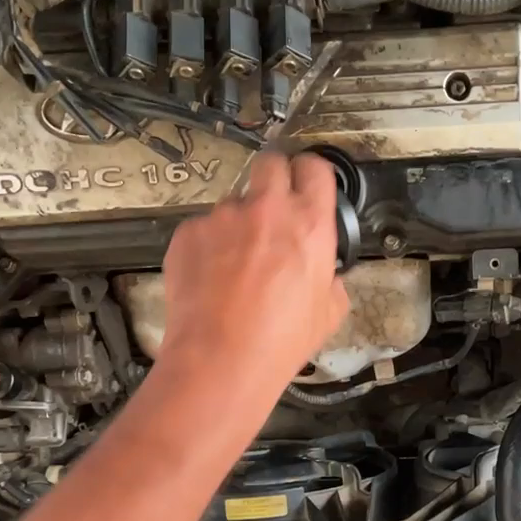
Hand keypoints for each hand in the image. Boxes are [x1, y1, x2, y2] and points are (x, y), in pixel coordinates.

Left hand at [158, 151, 348, 390]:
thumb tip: (325, 275)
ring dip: (238, 223)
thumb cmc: (279, 340)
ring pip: (233, 203)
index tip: (306, 184)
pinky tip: (213, 279)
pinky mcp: (189, 232)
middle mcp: (267, 209)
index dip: (311, 175)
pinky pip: (203, 228)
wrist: (223, 358)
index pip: (315, 168)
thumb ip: (331, 279)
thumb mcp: (329, 313)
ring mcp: (223, 217)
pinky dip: (209, 247)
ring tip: (237, 266)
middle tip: (272, 211)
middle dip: (273, 179)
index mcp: (310, 224)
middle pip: (271, 162)